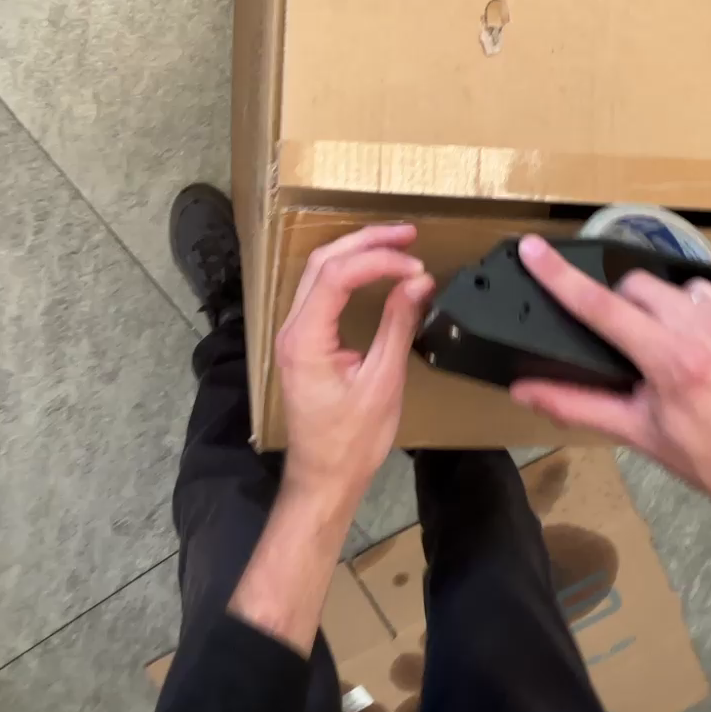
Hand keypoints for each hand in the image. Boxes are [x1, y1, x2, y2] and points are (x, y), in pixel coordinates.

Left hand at [275, 224, 435, 507]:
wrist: (323, 478)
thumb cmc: (351, 442)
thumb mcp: (382, 383)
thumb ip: (397, 326)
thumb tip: (418, 282)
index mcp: (305, 338)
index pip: (338, 276)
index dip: (379, 261)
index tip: (415, 266)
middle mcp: (291, 328)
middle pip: (323, 262)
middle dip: (366, 241)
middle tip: (408, 233)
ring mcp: (293, 333)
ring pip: (319, 272)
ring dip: (356, 251)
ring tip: (396, 241)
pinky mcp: (303, 341)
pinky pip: (321, 291)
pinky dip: (349, 272)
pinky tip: (374, 268)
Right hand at [508, 235, 710, 536]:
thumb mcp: (639, 434)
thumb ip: (575, 405)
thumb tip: (522, 390)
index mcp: (674, 363)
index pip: (602, 308)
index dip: (560, 277)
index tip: (531, 247)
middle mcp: (710, 331)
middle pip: (637, 287)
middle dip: (623, 310)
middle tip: (631, 351)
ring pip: (675, 288)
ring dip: (661, 309)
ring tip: (672, 349)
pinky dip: (698, 314)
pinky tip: (706, 347)